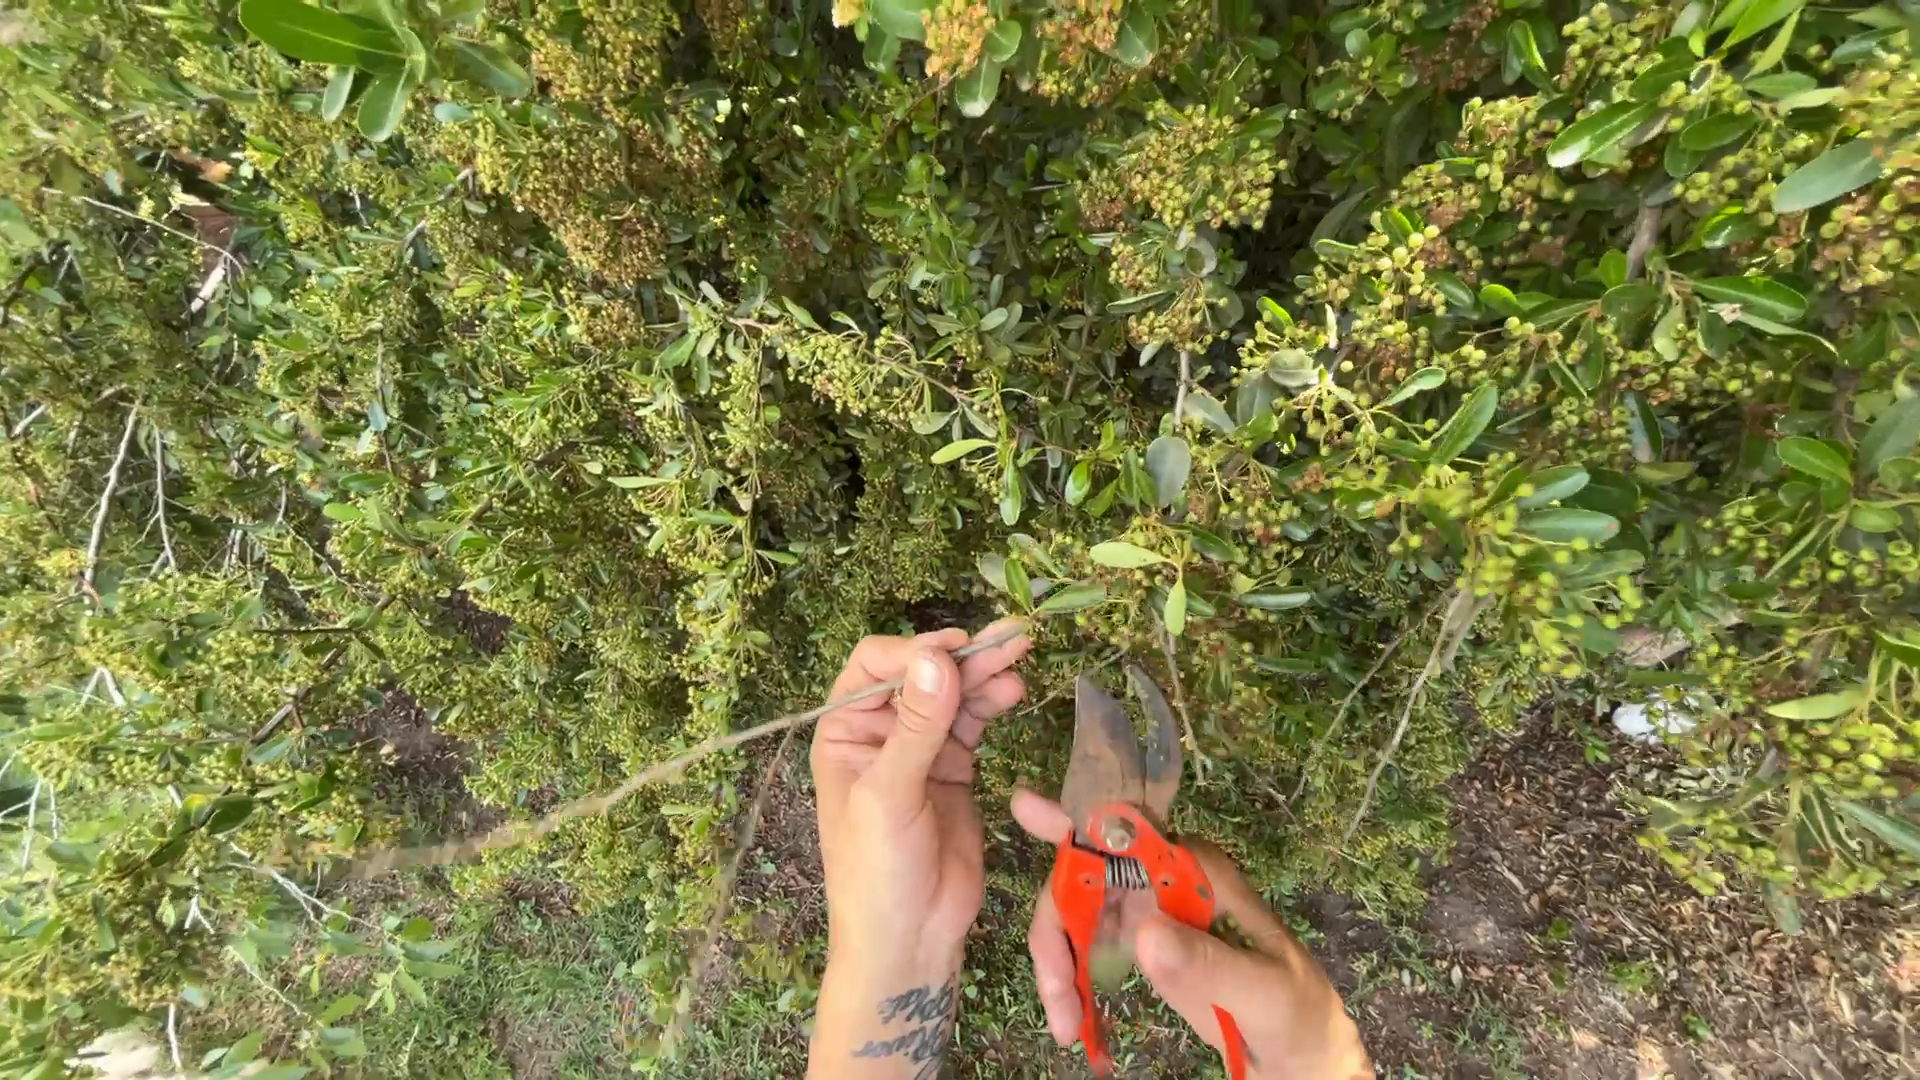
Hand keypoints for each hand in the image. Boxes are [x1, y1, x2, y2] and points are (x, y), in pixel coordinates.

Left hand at [806, 621, 1029, 1079]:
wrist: (911, 938)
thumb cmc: (877, 869)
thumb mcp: (889, 794)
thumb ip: (917, 726)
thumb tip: (937, 657)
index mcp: (845, 730)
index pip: (875, 666)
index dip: (913, 652)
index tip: (955, 651)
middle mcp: (881, 730)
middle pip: (922, 675)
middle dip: (962, 656)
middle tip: (1008, 637)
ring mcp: (920, 746)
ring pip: (952, 694)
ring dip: (985, 674)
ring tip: (1020, 653)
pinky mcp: (954, 765)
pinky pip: (973, 721)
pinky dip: (993, 702)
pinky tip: (1014, 689)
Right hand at [1012, 791, 1371, 1079]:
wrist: (1302, 1055)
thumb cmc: (1295, 1012)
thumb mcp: (1263, 992)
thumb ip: (1208, 963)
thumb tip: (1143, 933)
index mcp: (1193, 866)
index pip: (1124, 832)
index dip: (1072, 818)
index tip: (1024, 808)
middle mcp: (1160, 875)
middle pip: (1083, 875)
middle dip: (1056, 927)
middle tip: (1056, 996)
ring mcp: (1144, 906)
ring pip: (1074, 911)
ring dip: (1058, 960)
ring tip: (1066, 1023)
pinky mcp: (1136, 939)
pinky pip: (1085, 944)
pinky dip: (1070, 978)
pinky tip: (1074, 1020)